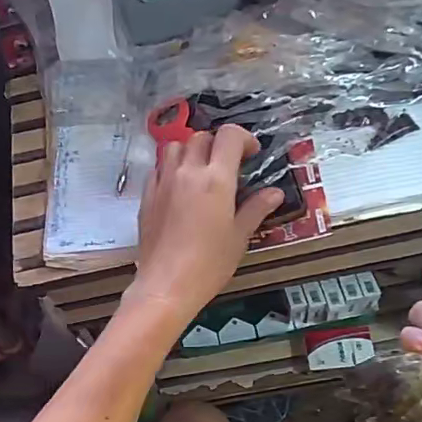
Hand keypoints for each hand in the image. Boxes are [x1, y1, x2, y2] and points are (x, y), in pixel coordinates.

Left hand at [124, 124, 282, 329]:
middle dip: (218, 144)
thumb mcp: (239, 237)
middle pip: (201, 137)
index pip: (229, 136)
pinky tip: (179, 188)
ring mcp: (163, 182)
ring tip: (201, 171)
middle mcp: (187, 172)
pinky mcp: (147, 196)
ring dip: (191, 151)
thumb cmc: (209, 264)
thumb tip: (274, 193)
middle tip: (229, 165)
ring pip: (175, 147)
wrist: (166, 285)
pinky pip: (158, 168)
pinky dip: (171, 168)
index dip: (244, 138)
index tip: (251, 154)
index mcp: (216, 179)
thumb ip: (256, 209)